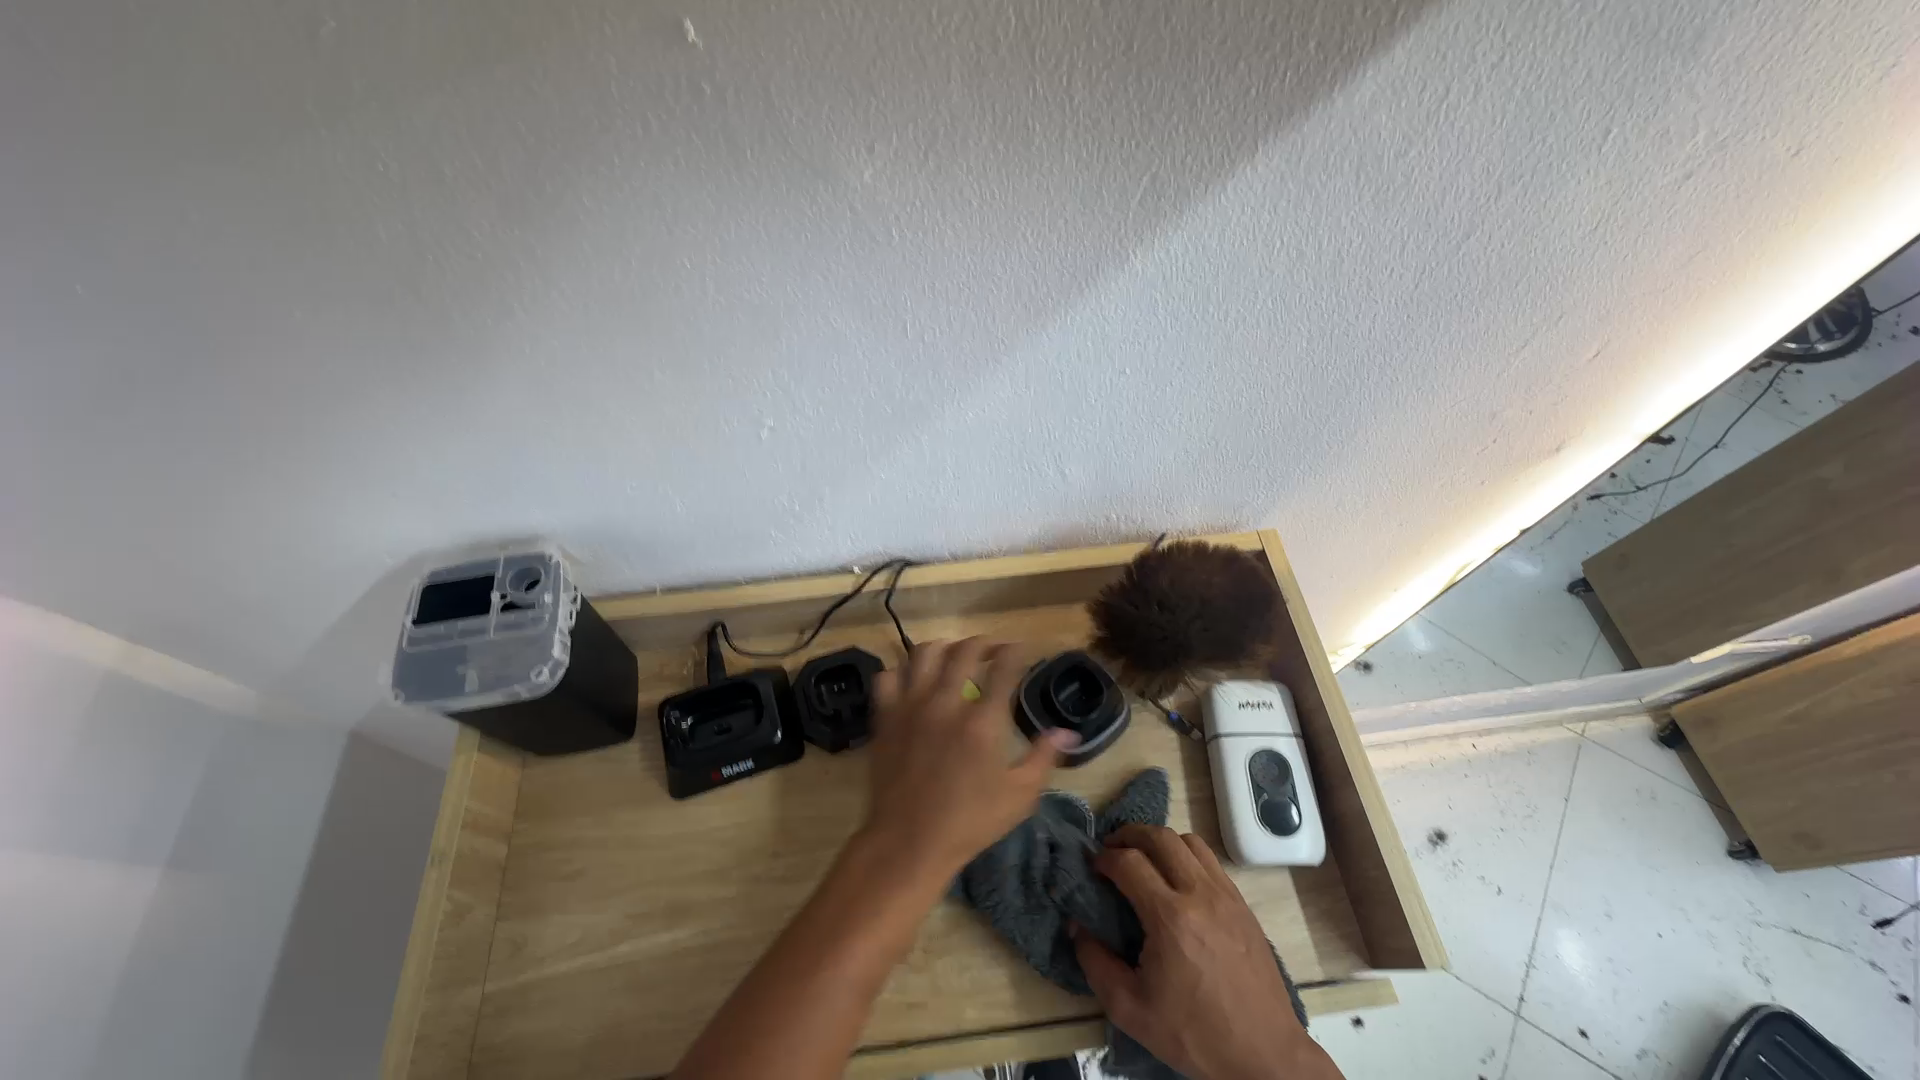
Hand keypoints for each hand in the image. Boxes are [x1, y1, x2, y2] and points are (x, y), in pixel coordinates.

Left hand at [857, 638, 1078, 878]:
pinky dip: (903, 671)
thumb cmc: (970, 823)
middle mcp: (946, 703)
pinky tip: (915, 681)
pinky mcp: (885, 717)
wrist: (909, 842)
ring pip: (924, 653)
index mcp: (983, 721)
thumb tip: (1067, 731)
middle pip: (965, 650)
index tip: (1023, 649)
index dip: (1017, 651)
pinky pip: (888, 676)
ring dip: (945, 648)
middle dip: (986, 643)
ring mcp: (910, 706)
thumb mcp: (1020, 795)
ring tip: (955, 657)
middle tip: (995, 651)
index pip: (1005, 667)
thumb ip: (1044, 757)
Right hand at [1073, 825, 1339, 1079]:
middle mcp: (1200, 895)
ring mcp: (1227, 897)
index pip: (1129, 862)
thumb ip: (1095, 962)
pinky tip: (1175, 881)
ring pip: (1190, 842)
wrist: (1262, 1054)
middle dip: (1129, 834)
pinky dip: (1186, 856)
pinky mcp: (1243, 906)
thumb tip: (1077, 926)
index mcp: (1170, 918)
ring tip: (1143, 859)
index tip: (1092, 867)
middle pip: (1160, 837)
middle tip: (1111, 849)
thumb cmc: (1193, 1033)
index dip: (1104, 858)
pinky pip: (1211, 862)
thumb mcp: (1129, 1008)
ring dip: (1160, 841)